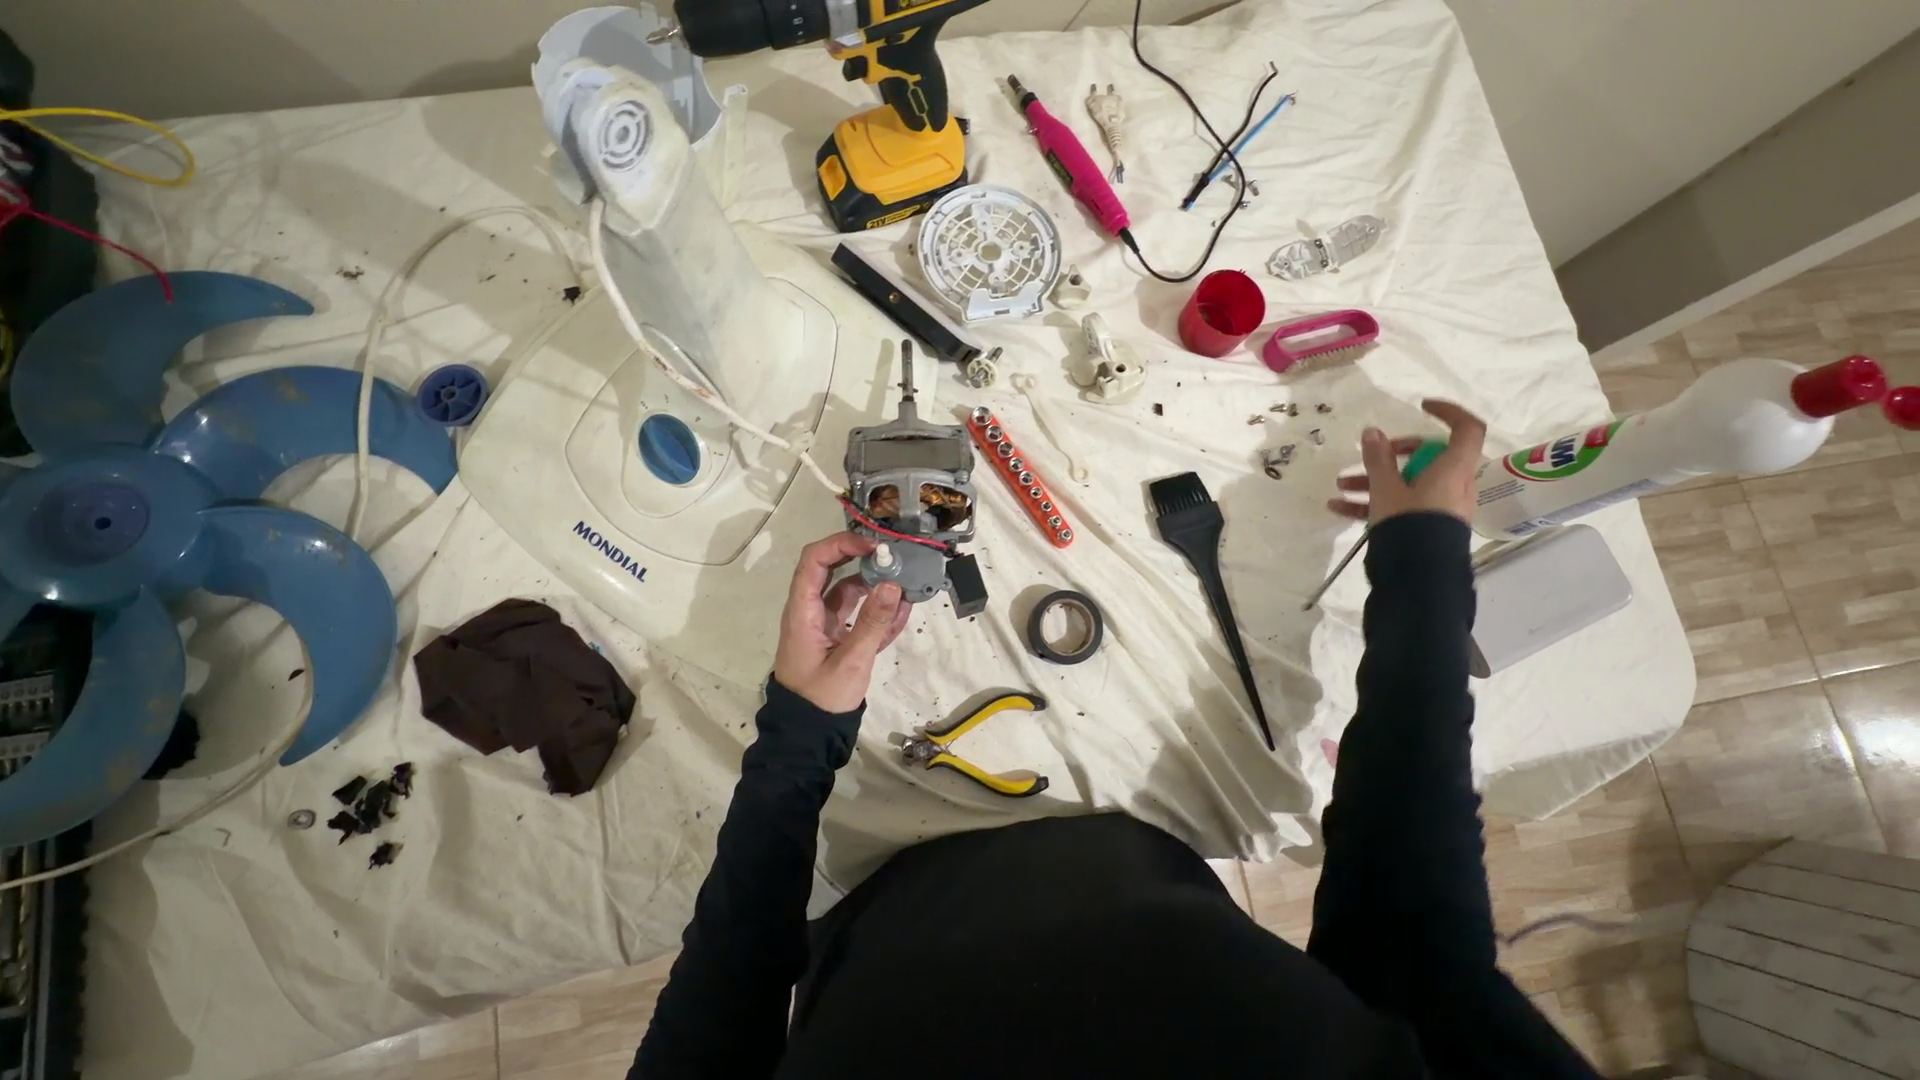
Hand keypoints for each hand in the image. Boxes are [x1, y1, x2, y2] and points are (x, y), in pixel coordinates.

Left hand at [773, 533, 912, 712]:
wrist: (808, 734)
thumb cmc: (821, 698)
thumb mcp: (850, 662)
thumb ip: (872, 623)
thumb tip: (892, 584)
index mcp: (803, 611)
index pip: (815, 560)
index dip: (842, 544)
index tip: (874, 546)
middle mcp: (812, 611)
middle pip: (834, 570)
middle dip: (864, 559)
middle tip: (894, 558)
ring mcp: (825, 625)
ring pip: (851, 592)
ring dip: (877, 586)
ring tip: (907, 583)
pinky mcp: (839, 639)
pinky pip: (860, 616)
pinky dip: (880, 611)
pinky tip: (903, 609)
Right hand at [1326, 399, 1487, 526]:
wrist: (1419, 578)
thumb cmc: (1409, 524)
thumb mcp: (1386, 488)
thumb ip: (1378, 459)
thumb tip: (1372, 432)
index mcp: (1453, 469)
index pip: (1466, 429)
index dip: (1447, 412)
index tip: (1421, 407)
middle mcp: (1452, 484)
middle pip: (1426, 457)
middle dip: (1390, 455)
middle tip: (1369, 456)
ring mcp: (1439, 506)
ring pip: (1407, 482)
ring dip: (1373, 481)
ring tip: (1341, 486)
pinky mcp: (1426, 525)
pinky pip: (1400, 505)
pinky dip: (1373, 503)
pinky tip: (1339, 508)